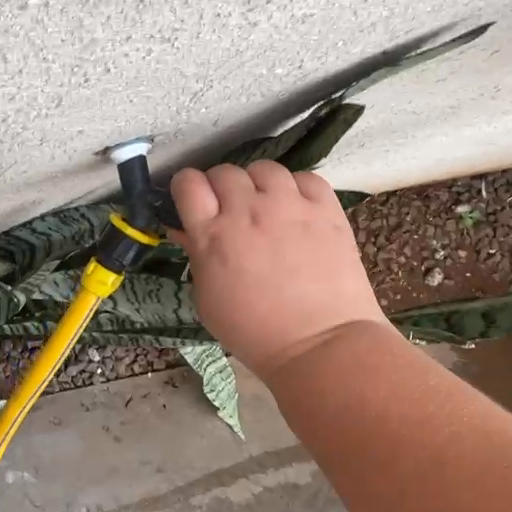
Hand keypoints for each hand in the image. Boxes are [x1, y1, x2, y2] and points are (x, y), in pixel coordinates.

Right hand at [170, 162, 389, 378]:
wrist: (319, 343)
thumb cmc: (251, 330)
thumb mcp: (205, 298)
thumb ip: (196, 257)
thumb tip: (188, 231)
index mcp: (212, 234)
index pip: (188, 184)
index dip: (185, 188)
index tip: (189, 201)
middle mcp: (248, 211)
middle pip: (224, 172)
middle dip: (218, 187)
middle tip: (226, 209)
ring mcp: (290, 206)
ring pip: (264, 168)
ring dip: (256, 183)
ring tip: (262, 205)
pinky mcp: (326, 209)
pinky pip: (305, 178)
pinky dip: (294, 188)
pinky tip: (294, 208)